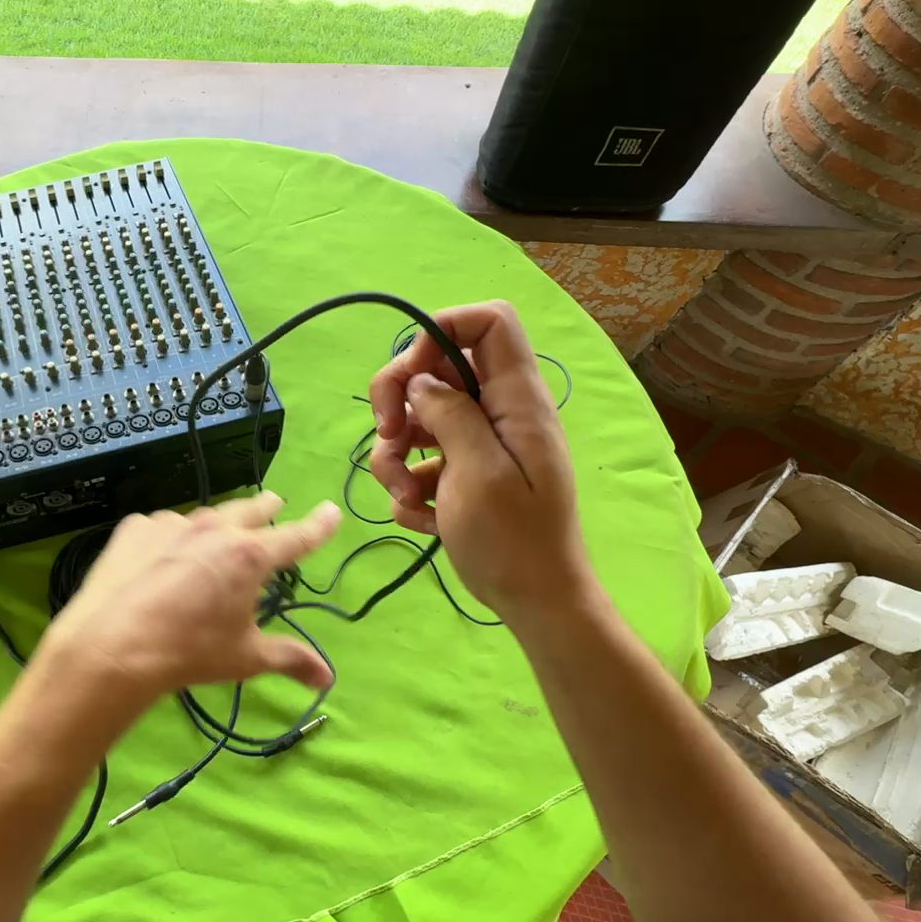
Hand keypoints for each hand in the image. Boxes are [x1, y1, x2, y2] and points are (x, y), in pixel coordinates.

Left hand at [33, 492, 340, 729]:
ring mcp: (171, 524)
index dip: (318, 526)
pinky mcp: (135, 529)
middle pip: (250, 510)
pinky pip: (160, 528)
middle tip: (275, 504)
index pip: (296, 536)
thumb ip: (289, 660)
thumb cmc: (189, 651)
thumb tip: (327, 679)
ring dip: (215, 524)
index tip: (331, 511)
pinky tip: (160, 558)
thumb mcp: (245, 657)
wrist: (114, 643)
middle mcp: (215, 529)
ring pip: (203, 517)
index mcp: (250, 556)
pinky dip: (169, 539)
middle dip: (267, 507)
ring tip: (214, 535)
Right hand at [368, 301, 593, 621]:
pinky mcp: (462, 475)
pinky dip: (409, 486)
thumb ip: (451, 416)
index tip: (411, 375)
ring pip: (420, 418)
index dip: (442, 330)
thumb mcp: (480, 473)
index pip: (489, 322)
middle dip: (399, 399)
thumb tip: (421, 383)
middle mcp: (498, 412)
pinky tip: (420, 517)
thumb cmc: (514, 539)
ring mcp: (478, 444)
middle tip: (387, 435)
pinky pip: (422, 461)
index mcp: (517, 400)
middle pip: (438, 368)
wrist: (533, 599)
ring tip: (404, 495)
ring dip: (396, 454)